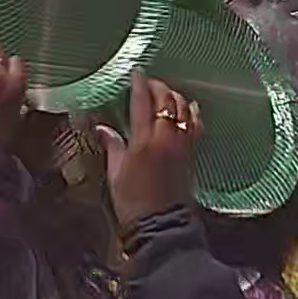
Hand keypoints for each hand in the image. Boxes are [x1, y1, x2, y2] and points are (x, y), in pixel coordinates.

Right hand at [97, 71, 201, 228]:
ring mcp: (181, 143)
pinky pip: (195, 124)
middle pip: (166, 99)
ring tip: (165, 93)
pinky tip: (189, 107)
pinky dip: (192, 111)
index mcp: (143, 140)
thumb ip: (112, 146)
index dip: (140, 83)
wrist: (161, 226)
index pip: (143, 102)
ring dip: (174, 95)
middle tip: (149, 82)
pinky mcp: (191, 152)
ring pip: (182, 108)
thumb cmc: (133, 202)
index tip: (137, 72)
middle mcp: (165, 137)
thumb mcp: (116, 173)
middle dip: (158, 86)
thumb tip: (102, 128)